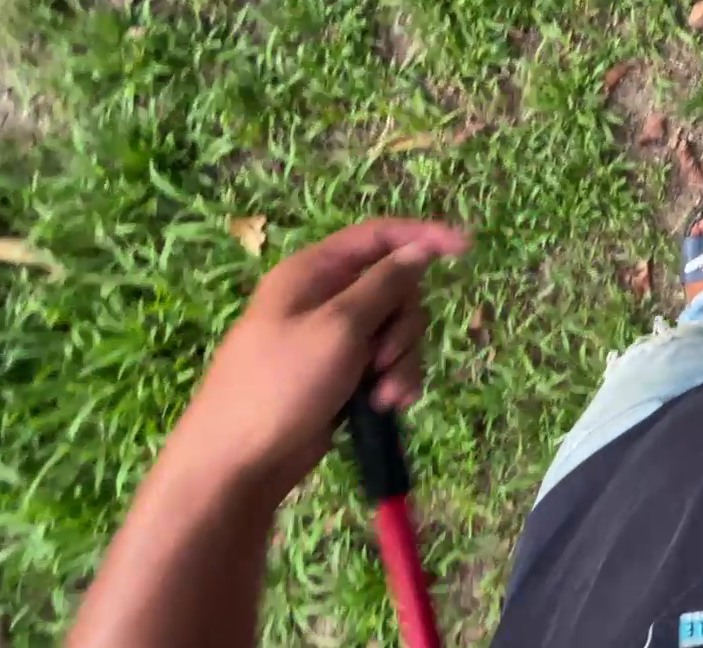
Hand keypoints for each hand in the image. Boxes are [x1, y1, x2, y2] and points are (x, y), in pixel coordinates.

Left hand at [171, 219, 468, 499]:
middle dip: (404, 324)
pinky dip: (396, 378)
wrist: (236, 468)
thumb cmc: (280, 386)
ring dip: (402, 359)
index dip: (424, 235)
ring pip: (400, 326)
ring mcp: (336, 335)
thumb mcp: (340, 326)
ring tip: (384, 393)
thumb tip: (420, 250)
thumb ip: (386, 283)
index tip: (466, 248)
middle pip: (398, 286)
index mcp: (313, 273)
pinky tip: (387, 403)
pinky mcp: (345, 368)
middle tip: (385, 356)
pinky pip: (391, 358)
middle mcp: (326, 297)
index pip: (380, 235)